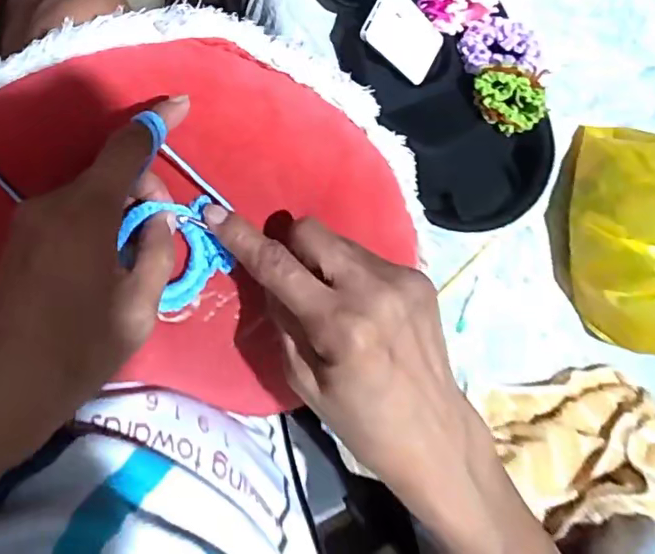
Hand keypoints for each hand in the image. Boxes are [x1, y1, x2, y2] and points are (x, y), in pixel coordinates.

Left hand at [0, 96, 188, 432]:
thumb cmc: (76, 348)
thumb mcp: (138, 307)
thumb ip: (155, 249)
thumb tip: (156, 217)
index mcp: (87, 210)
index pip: (126, 147)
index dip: (156, 122)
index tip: (179, 103)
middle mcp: (55, 199)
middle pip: (110, 174)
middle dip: (141, 192)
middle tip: (156, 237)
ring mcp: (31, 213)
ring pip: (90, 194)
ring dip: (116, 212)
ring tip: (124, 264)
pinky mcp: (20, 231)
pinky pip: (69, 211)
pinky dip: (92, 223)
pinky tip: (96, 266)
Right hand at [204, 207, 553, 553]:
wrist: (439, 441)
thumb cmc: (362, 422)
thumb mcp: (303, 379)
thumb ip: (281, 317)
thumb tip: (267, 273)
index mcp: (340, 326)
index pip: (277, 265)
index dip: (241, 236)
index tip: (215, 212)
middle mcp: (372, 291)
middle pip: (309, 231)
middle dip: (290, 246)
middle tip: (293, 280)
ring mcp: (400, 280)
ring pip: (336, 239)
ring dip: (322, 260)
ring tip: (334, 299)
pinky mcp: (418, 277)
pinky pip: (363, 254)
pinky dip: (349, 271)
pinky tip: (363, 306)